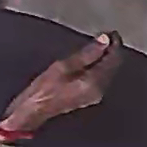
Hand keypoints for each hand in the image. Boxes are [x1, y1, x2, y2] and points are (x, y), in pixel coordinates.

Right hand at [0, 32, 122, 133]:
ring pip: (109, 71)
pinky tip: (95, 60)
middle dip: (112, 51)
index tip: (112, 33)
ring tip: (102, 45)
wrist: (32, 112)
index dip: (114, 45)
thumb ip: (87, 54)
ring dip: (107, 58)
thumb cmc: (43, 89)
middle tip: (108, 37)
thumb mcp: (62, 67)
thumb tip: (105, 40)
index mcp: (95, 82)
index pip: (113, 60)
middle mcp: (101, 89)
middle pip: (113, 66)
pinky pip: (102, 77)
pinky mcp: (92, 96)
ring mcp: (98, 94)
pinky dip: (101, 66)